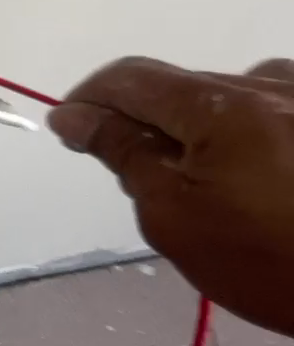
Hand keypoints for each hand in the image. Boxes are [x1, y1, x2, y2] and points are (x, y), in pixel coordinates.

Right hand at [49, 57, 293, 335]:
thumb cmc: (278, 267)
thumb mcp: (175, 217)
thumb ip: (123, 153)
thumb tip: (75, 116)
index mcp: (229, 110)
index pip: (130, 78)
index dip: (88, 100)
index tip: (73, 134)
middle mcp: (284, 90)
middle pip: (186, 83)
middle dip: (150, 118)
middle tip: (144, 171)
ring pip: (245, 89)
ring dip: (210, 119)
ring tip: (216, 171)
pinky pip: (292, 104)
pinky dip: (266, 125)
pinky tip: (275, 167)